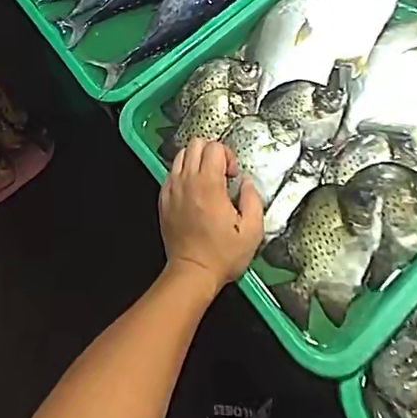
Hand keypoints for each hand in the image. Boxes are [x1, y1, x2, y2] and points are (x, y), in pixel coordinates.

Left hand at [160, 138, 262, 292]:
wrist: (192, 274)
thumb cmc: (222, 255)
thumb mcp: (252, 231)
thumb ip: (253, 200)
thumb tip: (246, 183)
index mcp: (209, 185)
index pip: (214, 147)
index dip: (228, 156)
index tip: (232, 176)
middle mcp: (187, 182)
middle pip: (196, 143)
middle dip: (212, 152)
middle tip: (221, 173)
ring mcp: (172, 190)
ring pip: (181, 155)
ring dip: (196, 160)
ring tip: (207, 180)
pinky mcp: (163, 200)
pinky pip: (171, 173)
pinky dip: (183, 174)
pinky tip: (193, 192)